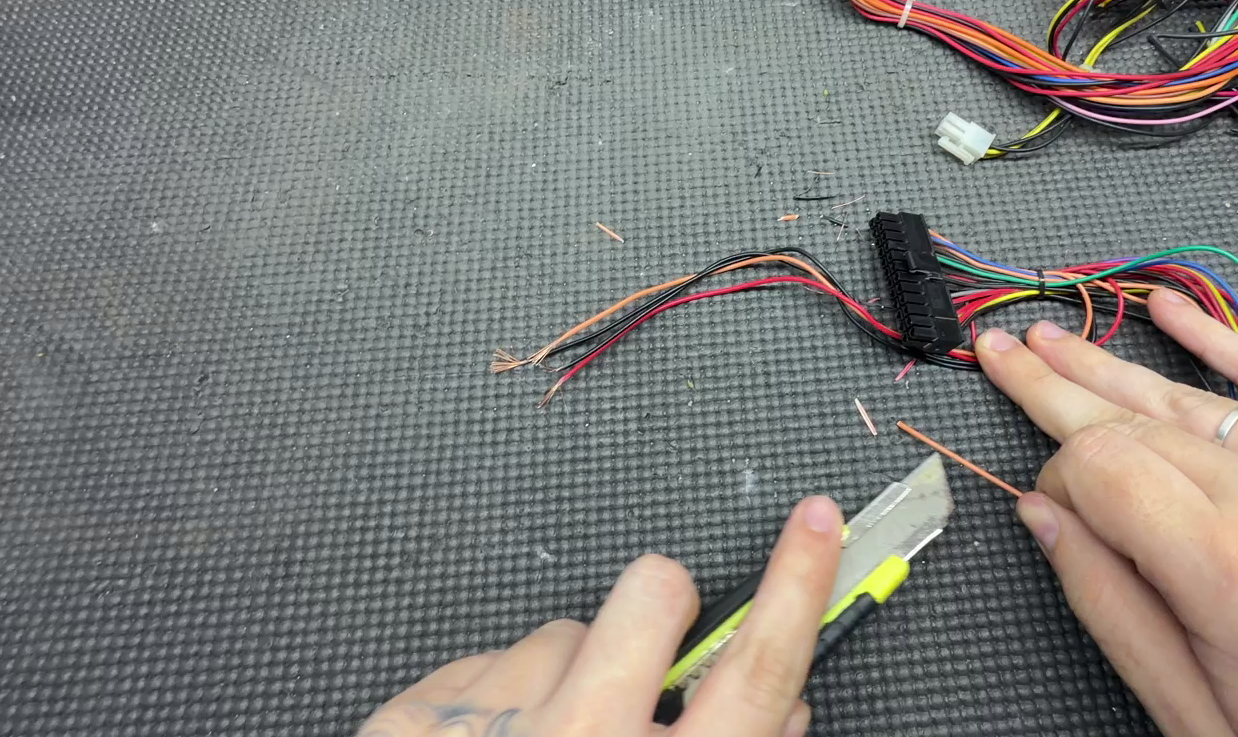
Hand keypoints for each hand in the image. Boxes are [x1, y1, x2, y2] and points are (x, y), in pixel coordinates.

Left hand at [357, 496, 842, 736]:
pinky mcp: (417, 717)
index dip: (799, 584)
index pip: (756, 673)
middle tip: (645, 651)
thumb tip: (788, 706)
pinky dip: (499, 705)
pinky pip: (492, 659)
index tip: (820, 522)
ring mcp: (488, 730)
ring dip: (568, 681)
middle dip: (666, 603)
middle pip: (657, 595)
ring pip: (566, 630)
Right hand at [979, 289, 1237, 736]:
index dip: (1058, 480)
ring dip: (1109, 365)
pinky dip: (1221, 338)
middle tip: (999, 348)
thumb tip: (1042, 515)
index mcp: (1235, 570)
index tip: (1051, 506)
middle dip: (1051, 382)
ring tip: (1050, 339)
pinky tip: (1168, 308)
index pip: (1098, 468)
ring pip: (1190, 395)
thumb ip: (1111, 606)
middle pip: (1131, 414)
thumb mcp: (1207, 721)